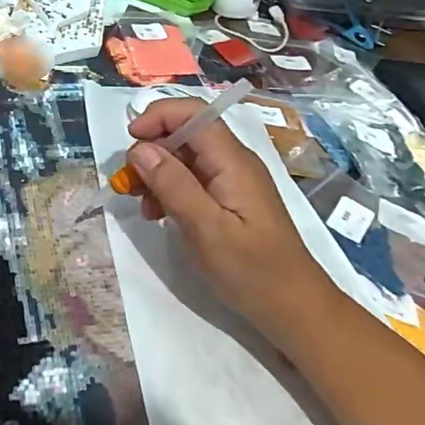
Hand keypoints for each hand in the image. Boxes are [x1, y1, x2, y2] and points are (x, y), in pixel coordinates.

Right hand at [127, 99, 328, 334]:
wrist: (297, 310)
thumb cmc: (252, 270)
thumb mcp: (205, 228)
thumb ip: (172, 184)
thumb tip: (139, 147)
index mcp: (232, 161)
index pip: (193, 113)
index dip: (158, 116)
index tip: (129, 140)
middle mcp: (234, 162)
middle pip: (186, 134)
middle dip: (152, 149)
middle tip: (128, 182)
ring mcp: (233, 181)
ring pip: (186, 158)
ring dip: (157, 173)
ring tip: (142, 205)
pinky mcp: (230, 201)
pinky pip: (194, 180)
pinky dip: (170, 190)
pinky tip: (160, 215)